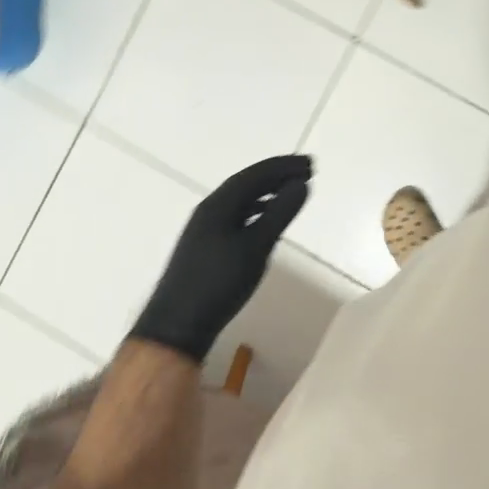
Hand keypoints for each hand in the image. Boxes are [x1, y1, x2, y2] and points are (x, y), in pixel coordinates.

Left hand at [128, 155, 312, 361]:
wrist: (178, 324)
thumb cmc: (218, 283)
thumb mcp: (255, 247)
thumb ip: (279, 214)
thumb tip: (301, 184)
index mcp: (218, 205)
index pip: (255, 175)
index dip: (283, 167)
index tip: (310, 164)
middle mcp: (209, 210)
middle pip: (246, 183)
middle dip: (276, 175)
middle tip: (306, 172)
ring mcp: (204, 228)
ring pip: (240, 200)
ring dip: (266, 192)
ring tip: (291, 191)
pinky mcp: (205, 245)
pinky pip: (235, 215)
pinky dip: (255, 210)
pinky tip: (265, 220)